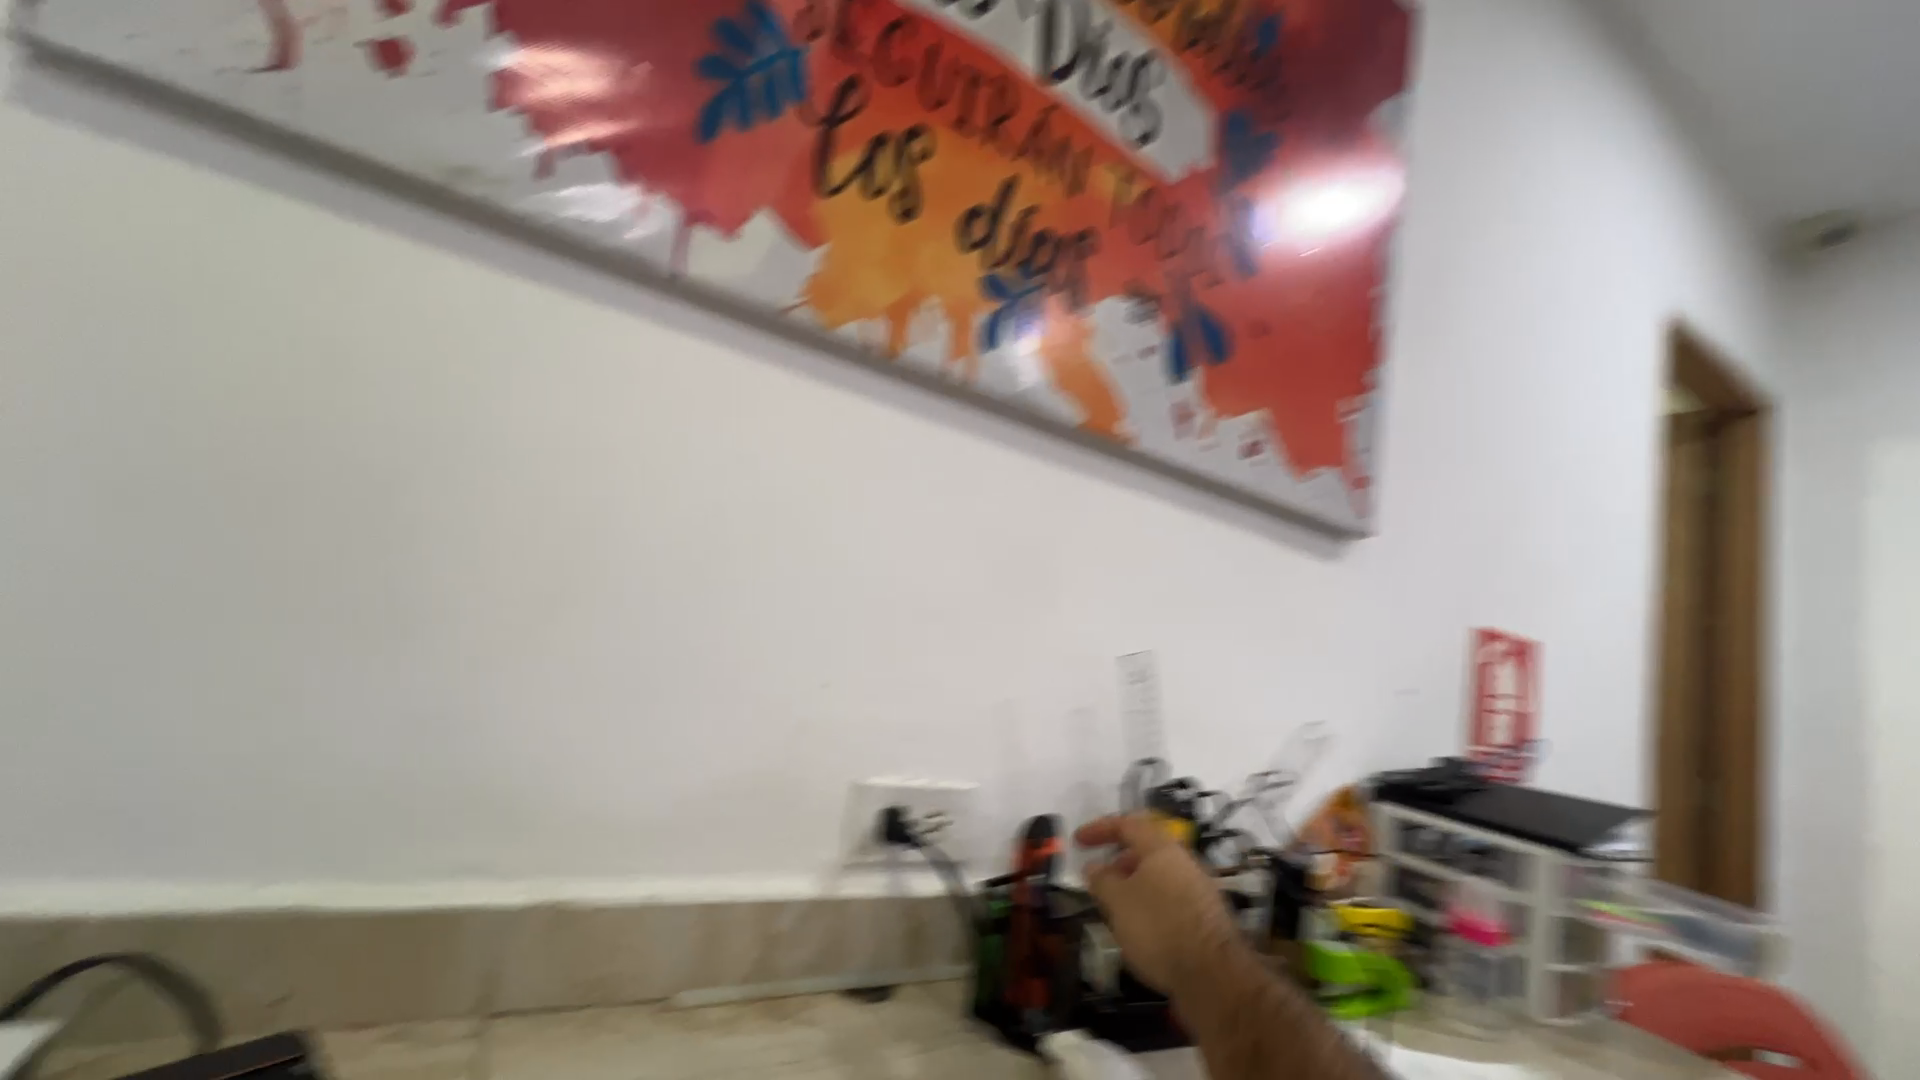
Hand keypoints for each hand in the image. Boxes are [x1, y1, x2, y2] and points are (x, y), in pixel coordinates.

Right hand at [1074, 814, 1239, 996]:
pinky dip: (1149, 903)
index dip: (1099, 828)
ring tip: (1115, 907)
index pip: (1127, 824)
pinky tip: (1140, 928)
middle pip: (1146, 849)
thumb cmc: (1158, 928)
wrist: (1214, 976)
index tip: (1078, 841)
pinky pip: (1170, 898)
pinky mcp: (1205, 917)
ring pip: (1158, 876)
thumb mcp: (1118, 902)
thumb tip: (1094, 866)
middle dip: (1118, 860)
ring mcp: (1199, 889)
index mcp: (1162, 849)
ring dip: (1133, 884)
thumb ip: (1102, 880)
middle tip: (1099, 878)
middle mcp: (1184, 862)